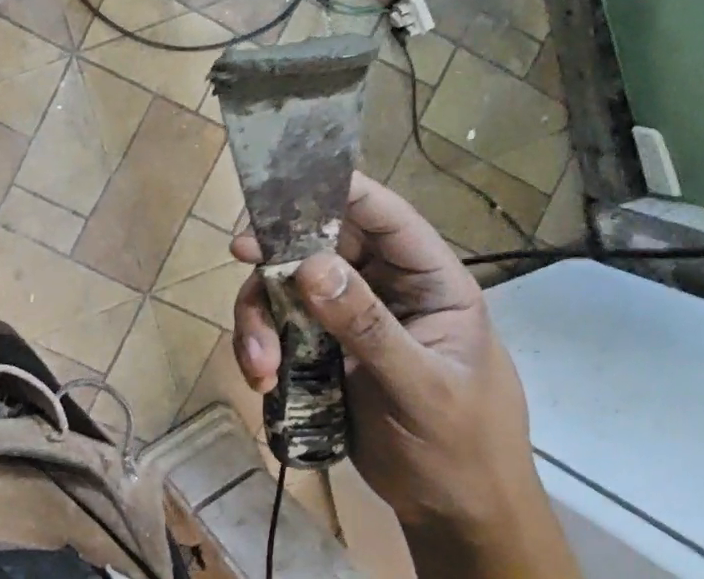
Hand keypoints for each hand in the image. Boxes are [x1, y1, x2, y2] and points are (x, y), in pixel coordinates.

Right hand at [229, 174, 550, 538]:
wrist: (453, 516)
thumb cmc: (463, 450)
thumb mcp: (422, 388)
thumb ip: (368, 326)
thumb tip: (308, 264)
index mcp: (429, 282)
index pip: (384, 215)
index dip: (335, 189)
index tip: (279, 186)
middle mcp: (383, 286)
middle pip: (316, 240)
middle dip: (275, 251)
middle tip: (240, 255)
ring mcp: (345, 314)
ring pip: (284, 284)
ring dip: (260, 315)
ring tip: (258, 364)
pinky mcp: (316, 343)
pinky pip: (274, 323)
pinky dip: (258, 344)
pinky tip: (262, 379)